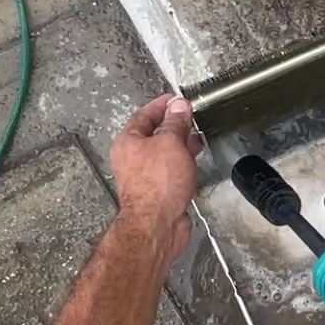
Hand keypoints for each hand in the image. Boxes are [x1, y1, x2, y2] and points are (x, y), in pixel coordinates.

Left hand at [110, 94, 204, 265]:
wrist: (157, 225)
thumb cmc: (157, 186)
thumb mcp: (171, 143)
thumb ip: (176, 123)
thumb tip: (179, 106)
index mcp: (129, 142)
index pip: (144, 115)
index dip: (161, 105)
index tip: (175, 99)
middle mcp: (133, 159)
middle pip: (153, 134)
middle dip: (172, 125)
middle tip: (188, 118)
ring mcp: (144, 177)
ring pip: (163, 154)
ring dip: (179, 145)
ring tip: (195, 139)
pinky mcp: (158, 192)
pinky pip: (170, 171)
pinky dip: (182, 164)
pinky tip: (193, 164)